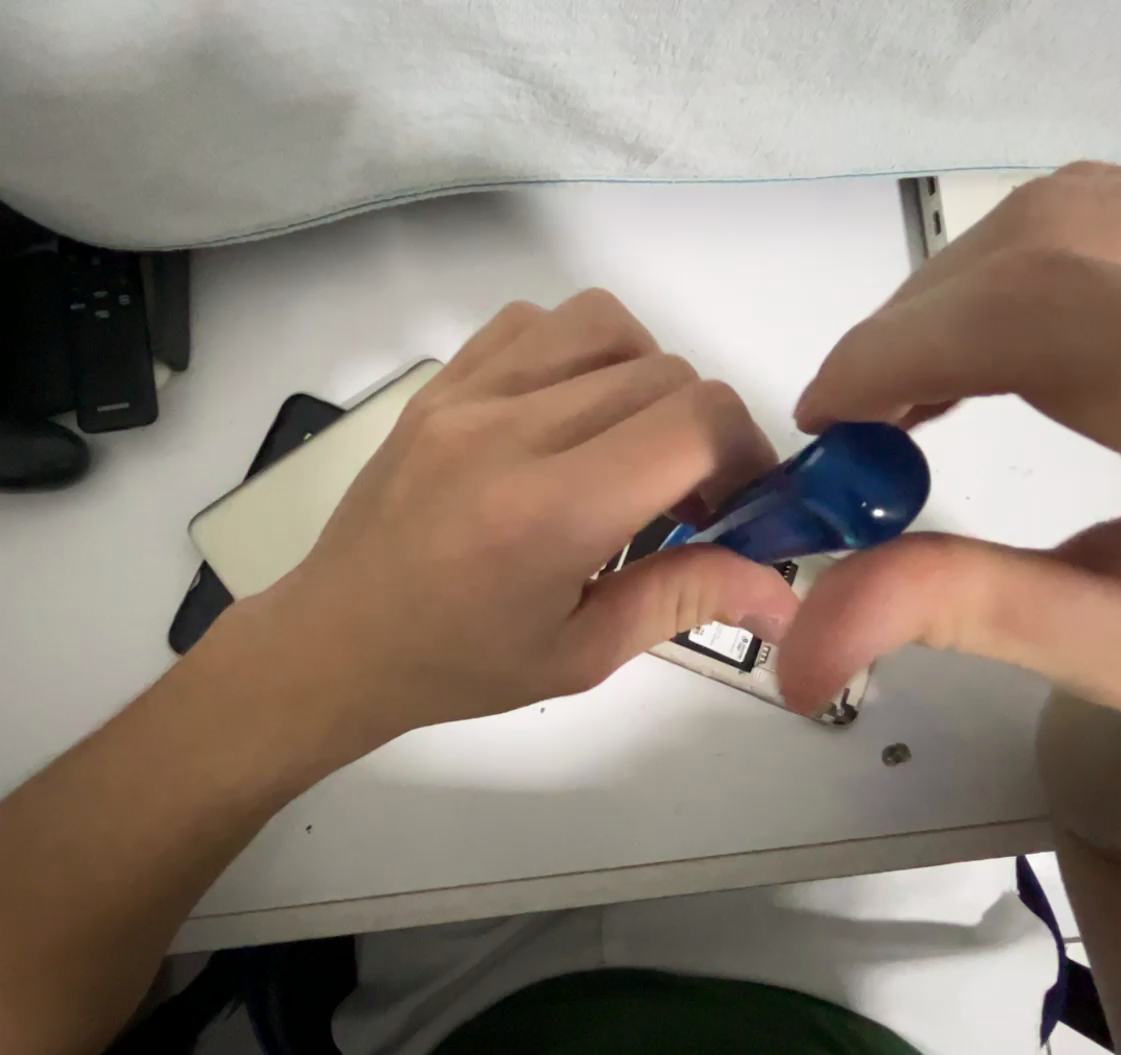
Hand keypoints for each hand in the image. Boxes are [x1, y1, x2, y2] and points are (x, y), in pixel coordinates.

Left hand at [229, 289, 798, 741]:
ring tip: (627, 442)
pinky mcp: (437, 386)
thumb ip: (685, 598)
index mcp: (548, 511)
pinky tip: (565, 413)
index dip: (744, 451)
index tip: (734, 501)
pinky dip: (574, 352)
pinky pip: (530, 323)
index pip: (694, 420)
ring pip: (601, 323)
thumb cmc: (457, 665)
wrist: (337, 641)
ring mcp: (463, 396)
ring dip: (644, 374)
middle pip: (661, 371)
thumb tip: (783, 587)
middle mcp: (507, 431)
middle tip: (683, 495)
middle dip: (701, 428)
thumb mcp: (579, 653)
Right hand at [781, 164, 1120, 886]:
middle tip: (857, 417)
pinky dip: (1013, 276)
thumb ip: (967, 616)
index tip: (826, 415)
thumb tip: (803, 632)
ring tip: (912, 389)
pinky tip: (992, 353)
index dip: (912, 345)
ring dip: (956, 291)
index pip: (1084, 323)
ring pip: (1091, 208)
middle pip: (1070, 236)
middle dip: (915, 319)